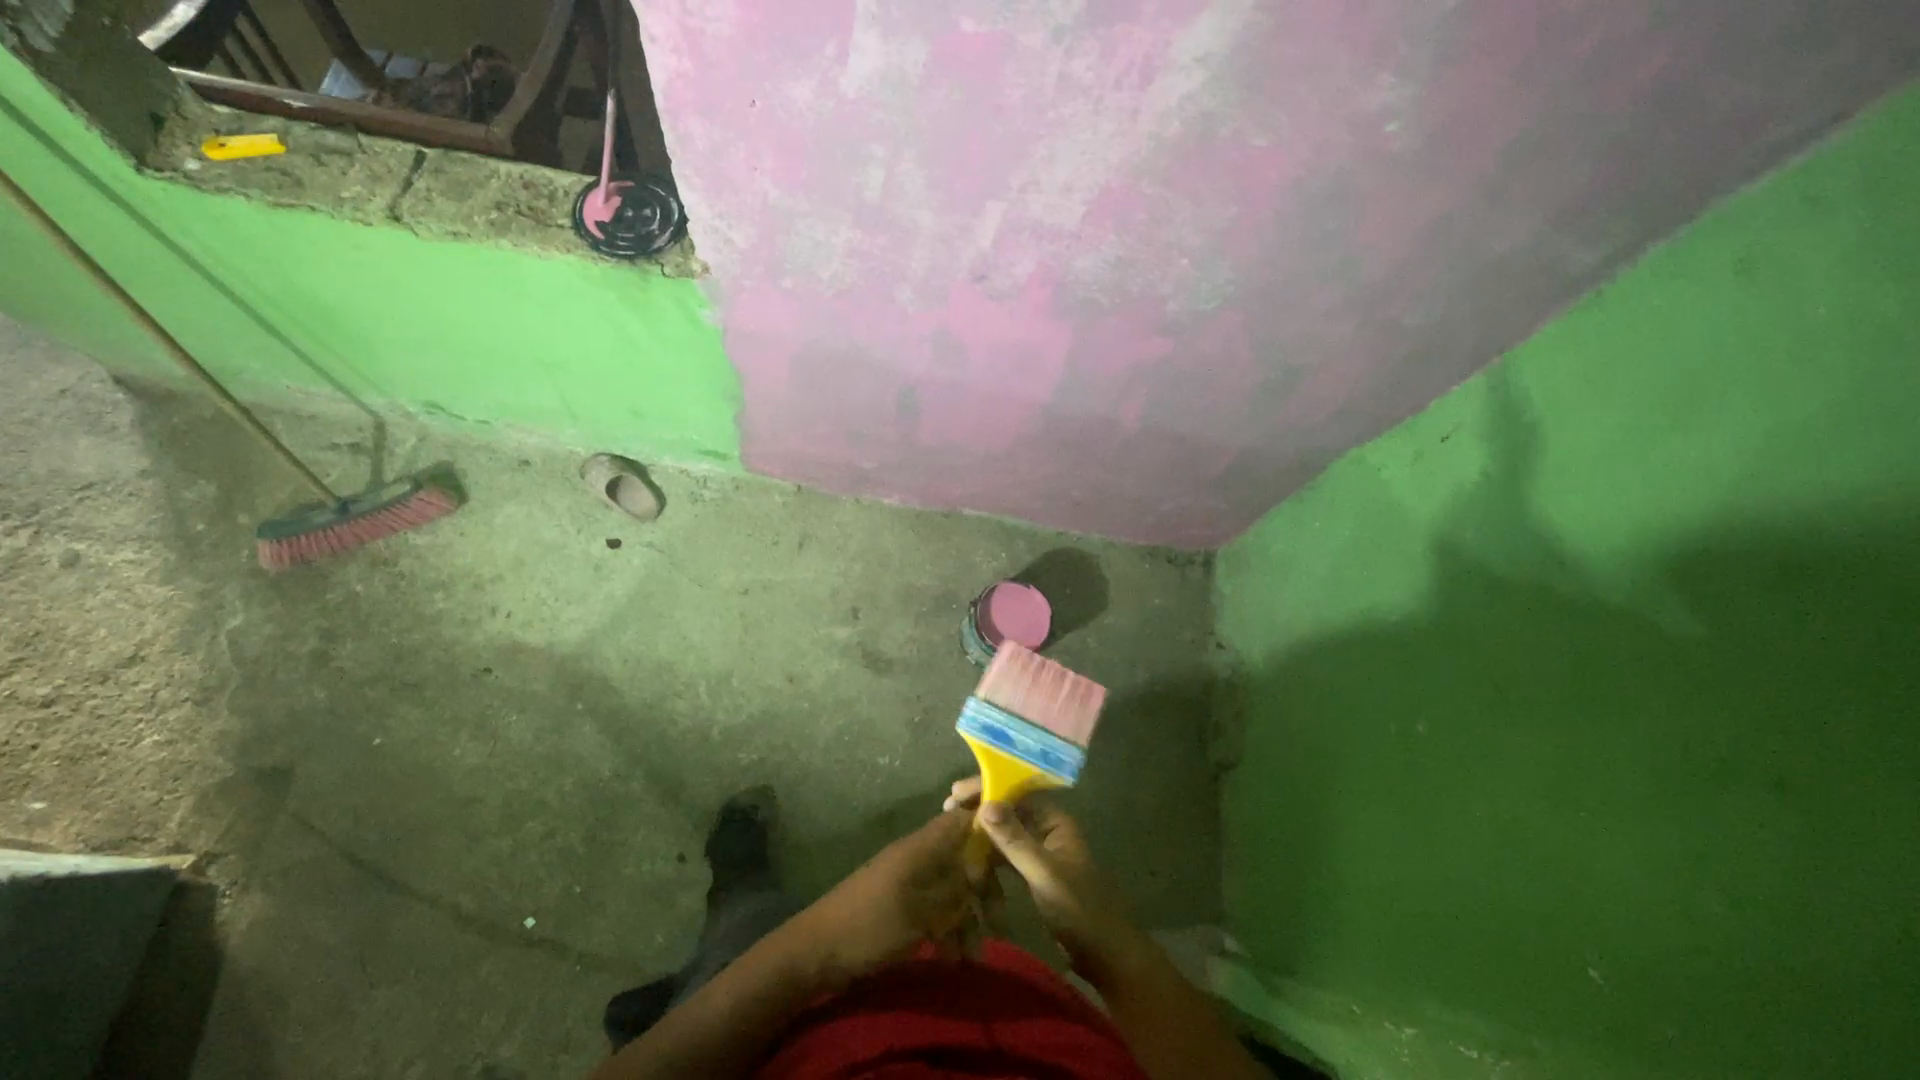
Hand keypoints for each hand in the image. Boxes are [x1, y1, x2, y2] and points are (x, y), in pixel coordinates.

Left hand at [789, 807, 979, 983]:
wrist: (815, 954)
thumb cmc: (869, 927)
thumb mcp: (919, 911)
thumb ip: (954, 888)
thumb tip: (982, 867)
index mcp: (920, 848)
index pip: (962, 820)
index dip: (989, 830)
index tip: (1015, 853)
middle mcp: (916, 859)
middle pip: (962, 860)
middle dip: (983, 890)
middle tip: (998, 922)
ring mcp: (907, 884)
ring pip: (950, 891)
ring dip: (966, 919)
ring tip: (974, 955)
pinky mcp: (900, 908)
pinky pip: (934, 911)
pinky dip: (946, 931)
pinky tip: (953, 959)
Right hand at [946, 777, 1151, 985]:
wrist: (1102, 953)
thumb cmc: (1078, 907)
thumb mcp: (1043, 872)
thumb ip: (1014, 840)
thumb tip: (986, 804)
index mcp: (1055, 822)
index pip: (1017, 792)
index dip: (987, 787)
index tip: (956, 793)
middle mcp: (1047, 831)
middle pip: (1009, 810)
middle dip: (980, 808)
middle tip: (946, 811)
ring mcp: (1040, 853)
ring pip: (1005, 834)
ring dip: (981, 832)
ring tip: (951, 831)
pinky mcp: (1034, 875)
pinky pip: (1006, 856)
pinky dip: (988, 855)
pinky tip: (968, 858)